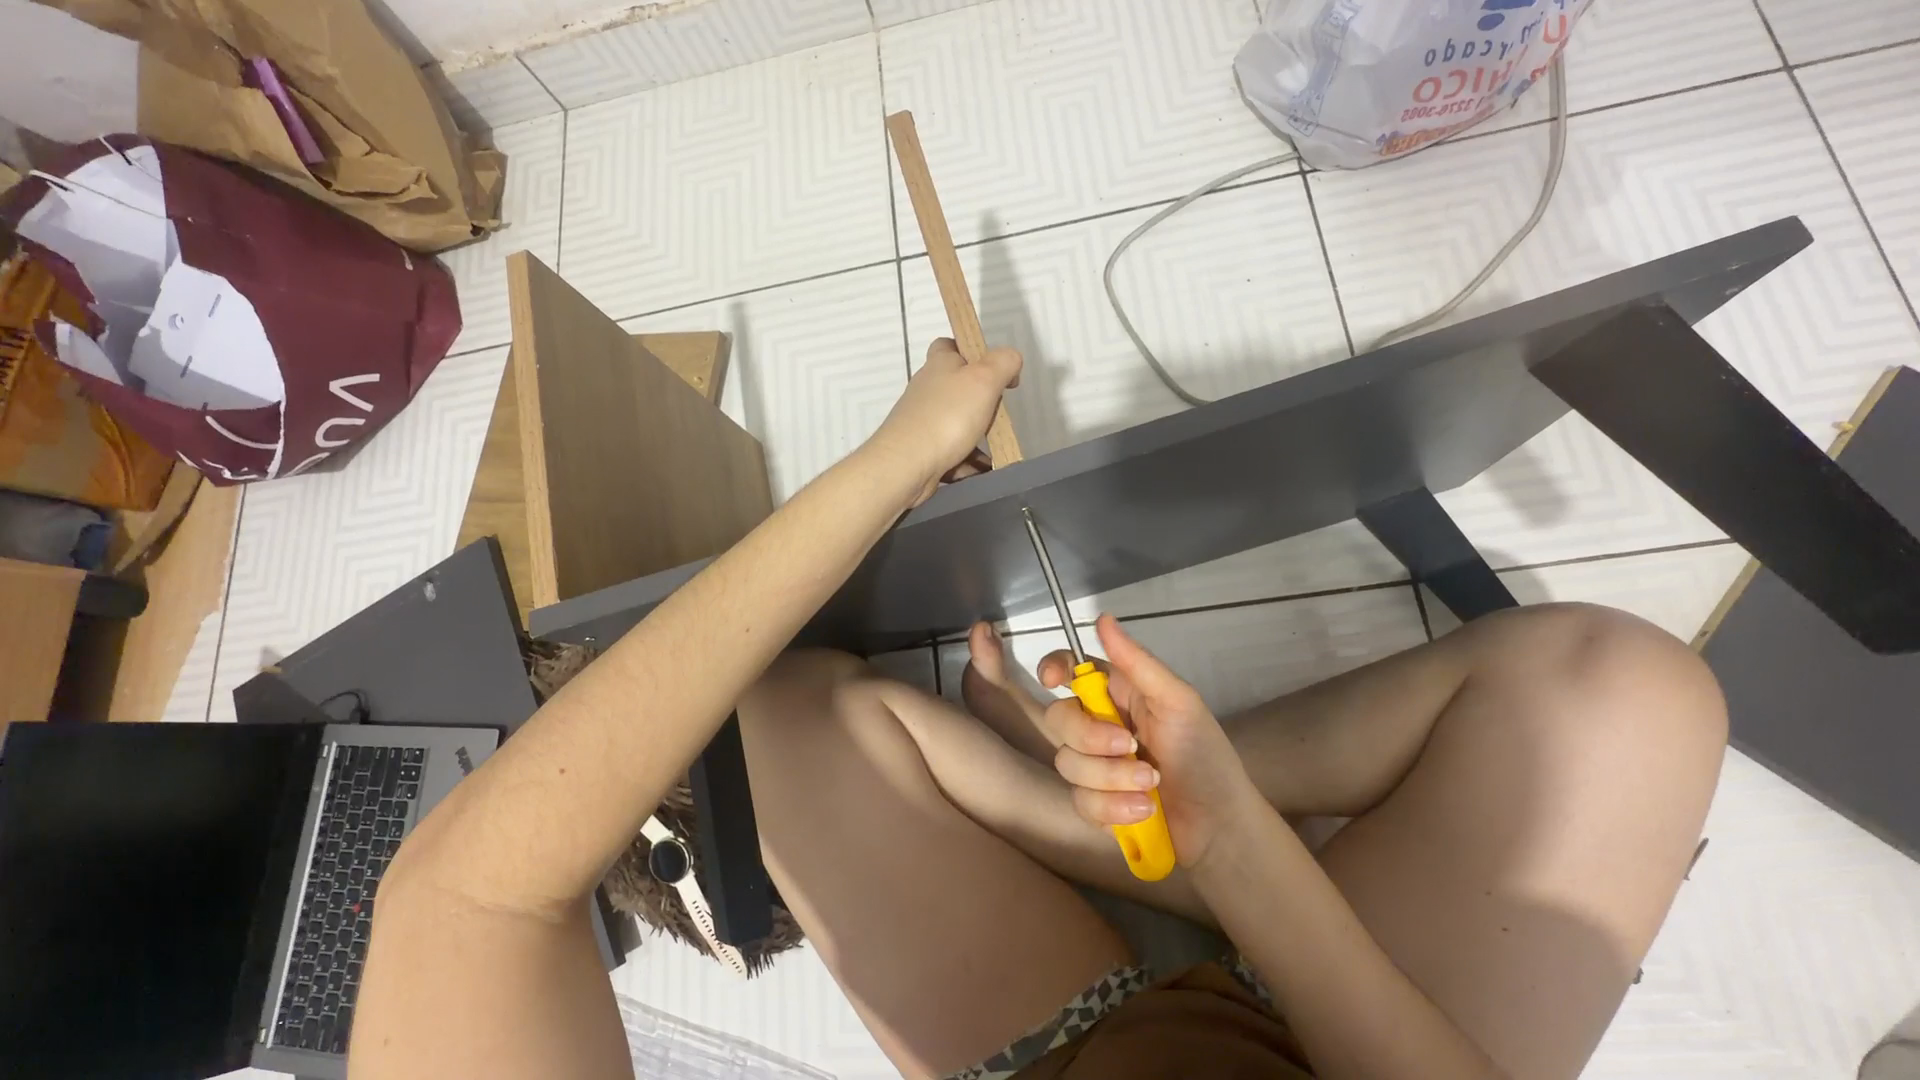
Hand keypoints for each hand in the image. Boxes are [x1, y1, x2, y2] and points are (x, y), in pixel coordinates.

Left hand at [863, 338, 1020, 506]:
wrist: (906, 466)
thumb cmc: (947, 417)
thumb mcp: (984, 380)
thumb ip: (1003, 363)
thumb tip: (1010, 360)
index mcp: (939, 365)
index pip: (949, 346)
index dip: (970, 351)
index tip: (992, 369)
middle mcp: (927, 390)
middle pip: (958, 388)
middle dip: (982, 402)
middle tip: (999, 413)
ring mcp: (922, 421)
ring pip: (957, 423)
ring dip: (978, 436)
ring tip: (997, 449)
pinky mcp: (921, 449)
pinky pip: (951, 452)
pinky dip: (967, 460)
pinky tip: (981, 470)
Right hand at [1036, 615, 1259, 870]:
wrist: (1220, 823)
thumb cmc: (1205, 754)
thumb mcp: (1179, 702)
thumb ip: (1138, 663)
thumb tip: (1103, 618)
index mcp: (1118, 694)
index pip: (1071, 670)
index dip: (1053, 669)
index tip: (1052, 680)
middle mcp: (1099, 725)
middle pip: (1059, 718)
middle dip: (1090, 737)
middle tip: (1128, 746)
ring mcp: (1093, 767)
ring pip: (1067, 763)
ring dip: (1111, 777)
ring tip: (1152, 787)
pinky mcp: (1095, 804)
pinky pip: (1080, 801)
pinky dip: (1112, 807)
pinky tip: (1143, 810)